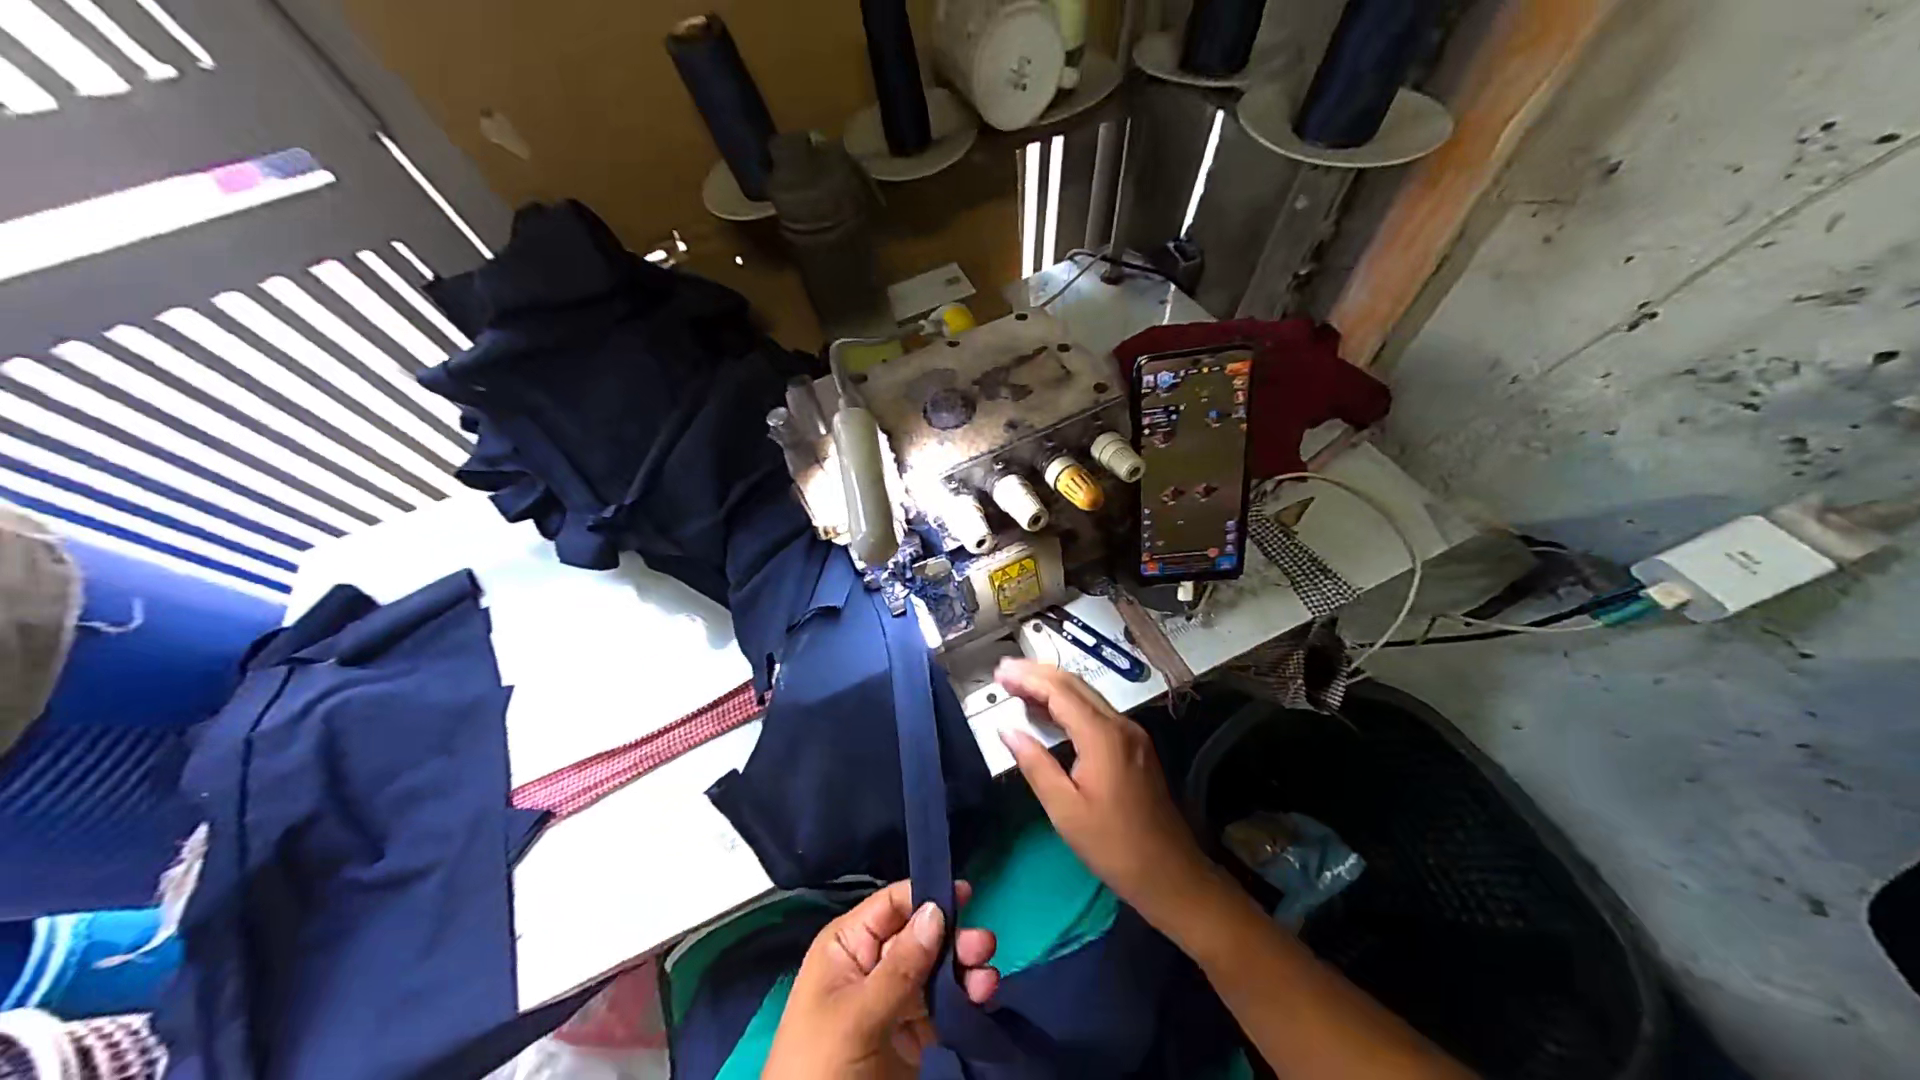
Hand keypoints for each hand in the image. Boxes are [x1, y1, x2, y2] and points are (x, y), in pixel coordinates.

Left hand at [763, 880, 999, 1079]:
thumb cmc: (820, 1066)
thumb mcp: (856, 1016)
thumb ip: (900, 966)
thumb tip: (936, 910)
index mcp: (848, 946)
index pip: (892, 905)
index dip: (926, 895)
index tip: (966, 895)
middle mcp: (873, 964)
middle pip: (921, 934)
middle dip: (954, 936)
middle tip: (984, 946)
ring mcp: (895, 999)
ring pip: (939, 968)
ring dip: (966, 968)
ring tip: (987, 979)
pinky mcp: (914, 1034)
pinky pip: (946, 1004)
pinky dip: (967, 998)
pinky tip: (984, 996)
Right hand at [995, 658, 1225, 927]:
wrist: (1171, 874)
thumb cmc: (1115, 847)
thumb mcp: (1065, 811)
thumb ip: (1035, 765)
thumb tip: (1008, 731)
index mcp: (1103, 737)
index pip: (1060, 691)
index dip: (1027, 678)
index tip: (999, 673)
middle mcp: (1121, 726)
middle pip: (1075, 684)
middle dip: (1037, 674)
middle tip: (1004, 673)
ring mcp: (1132, 734)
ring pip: (1087, 695)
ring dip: (1052, 686)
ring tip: (1018, 686)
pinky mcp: (1135, 746)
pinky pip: (1096, 711)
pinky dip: (1068, 704)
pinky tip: (1049, 712)